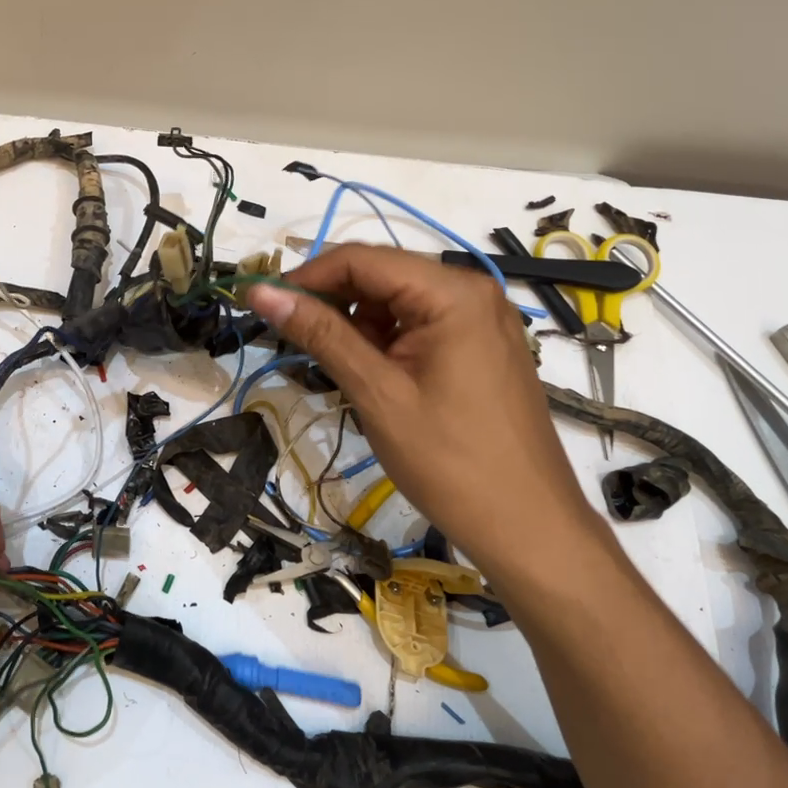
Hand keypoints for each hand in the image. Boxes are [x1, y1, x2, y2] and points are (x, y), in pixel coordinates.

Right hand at [247, 244, 607, 580]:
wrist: (528, 528)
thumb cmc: (450, 461)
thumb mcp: (376, 392)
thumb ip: (320, 333)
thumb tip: (259, 292)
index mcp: (452, 294)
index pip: (360, 259)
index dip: (304, 278)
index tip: (263, 308)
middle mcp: (470, 293)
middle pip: (377, 274)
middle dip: (328, 301)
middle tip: (289, 340)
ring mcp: (478, 321)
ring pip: (391, 301)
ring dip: (351, 324)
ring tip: (328, 367)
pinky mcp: (476, 347)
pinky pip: (413, 325)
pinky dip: (378, 341)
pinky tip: (363, 375)